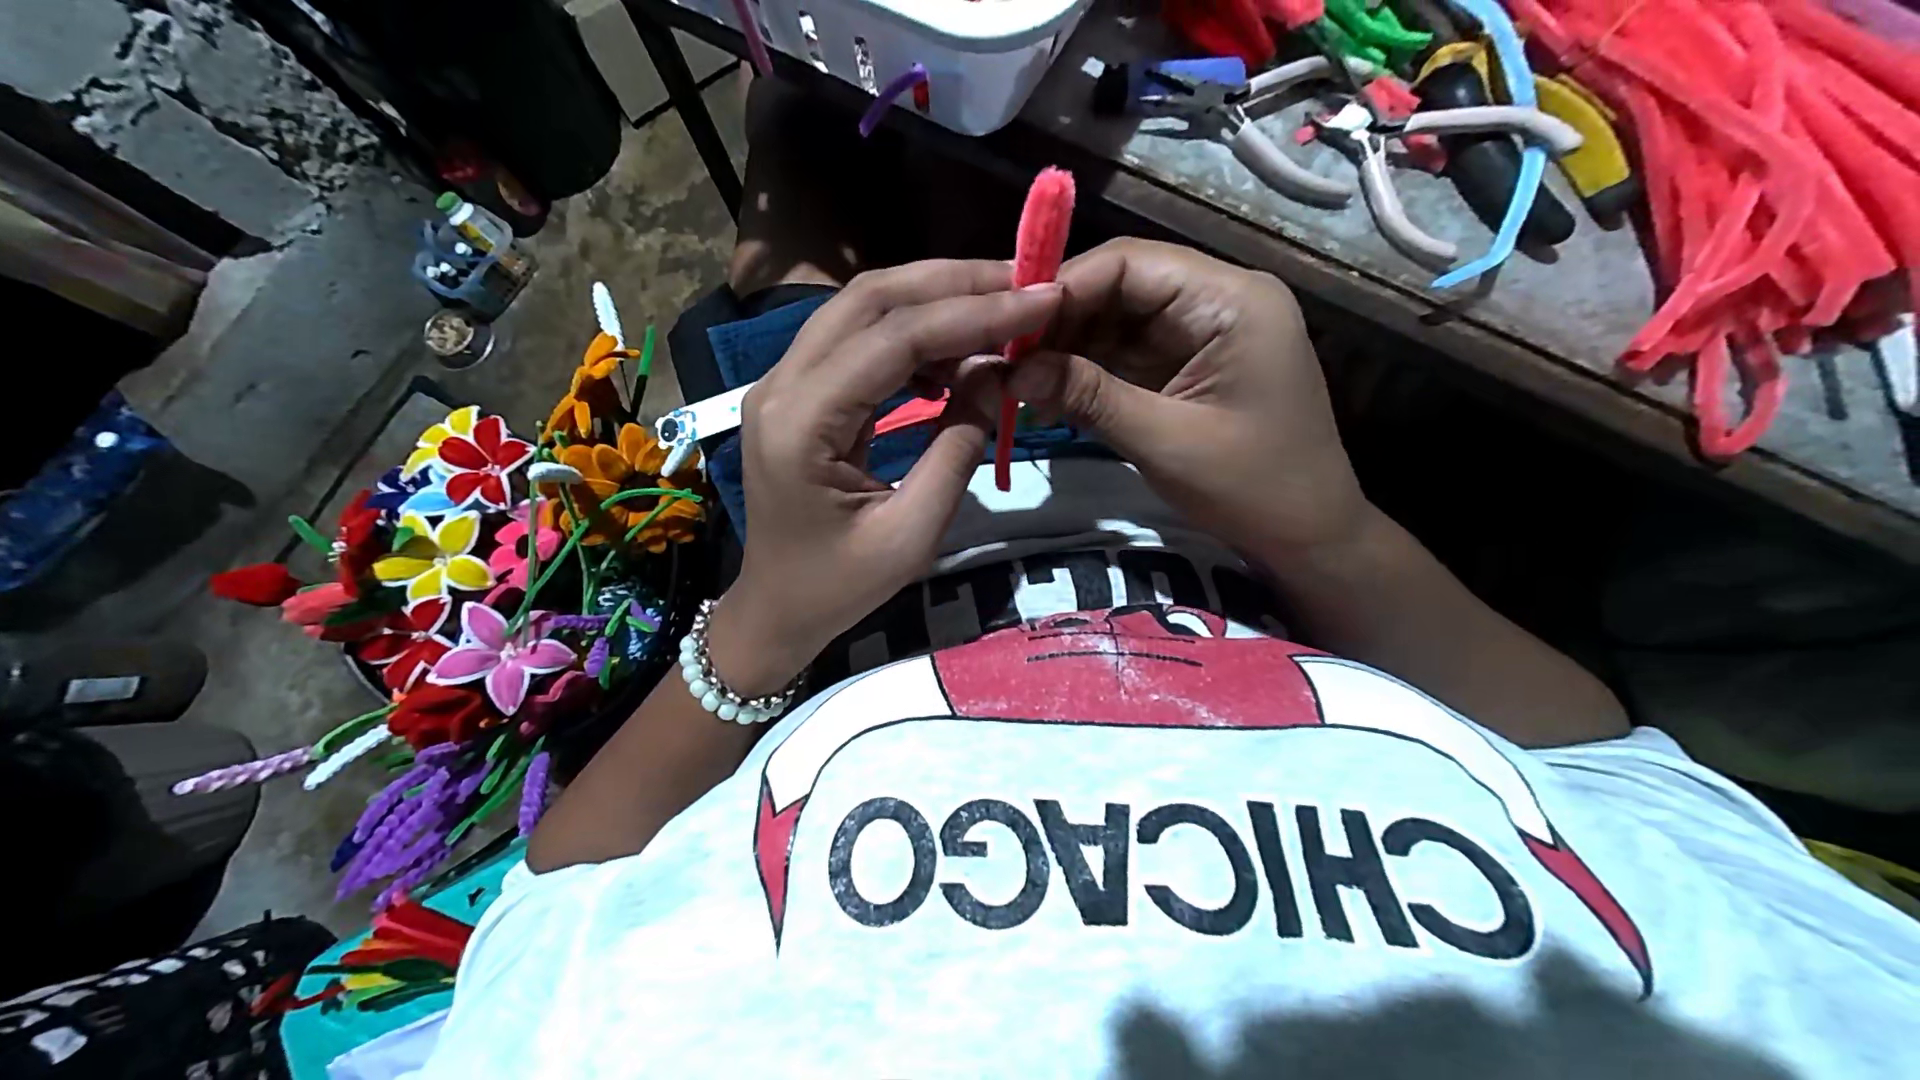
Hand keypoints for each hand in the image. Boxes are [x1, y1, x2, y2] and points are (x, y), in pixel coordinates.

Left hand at [709, 261, 1062, 694]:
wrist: (777, 607)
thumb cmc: (840, 585)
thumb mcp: (913, 533)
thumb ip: (958, 446)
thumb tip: (997, 373)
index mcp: (802, 423)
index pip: (893, 338)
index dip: (973, 312)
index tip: (1042, 300)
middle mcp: (782, 384)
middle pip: (871, 298)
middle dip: (954, 283)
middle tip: (1026, 284)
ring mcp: (784, 382)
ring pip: (863, 308)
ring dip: (934, 300)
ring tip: (1000, 312)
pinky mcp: (799, 391)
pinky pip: (858, 339)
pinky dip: (912, 334)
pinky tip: (952, 357)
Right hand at [1008, 238, 1365, 563]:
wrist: (1305, 535)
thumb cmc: (1251, 487)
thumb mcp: (1165, 440)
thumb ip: (1089, 396)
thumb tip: (1011, 371)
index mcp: (1230, 300)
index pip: (1130, 263)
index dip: (1063, 287)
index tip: (1008, 327)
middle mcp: (1215, 301)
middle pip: (1119, 287)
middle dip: (1059, 321)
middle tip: (1002, 358)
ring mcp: (1198, 334)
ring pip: (1115, 321)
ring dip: (1066, 348)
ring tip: (1015, 379)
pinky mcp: (1184, 366)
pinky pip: (1124, 354)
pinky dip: (1085, 372)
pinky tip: (1047, 392)